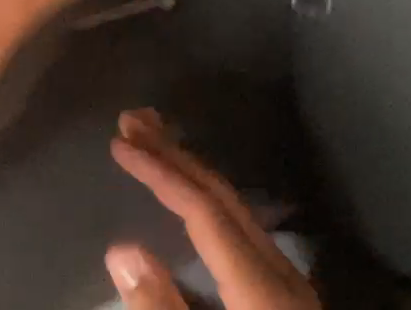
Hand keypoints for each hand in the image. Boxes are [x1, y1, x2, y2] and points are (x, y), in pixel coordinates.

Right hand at [107, 109, 321, 309]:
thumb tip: (122, 248)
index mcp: (262, 292)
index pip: (203, 211)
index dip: (160, 170)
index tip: (118, 142)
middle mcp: (281, 277)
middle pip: (224, 198)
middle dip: (176, 154)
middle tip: (133, 119)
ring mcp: (292, 290)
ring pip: (238, 210)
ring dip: (193, 171)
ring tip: (156, 144)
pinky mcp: (290, 304)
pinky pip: (243, 229)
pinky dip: (210, 200)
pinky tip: (194, 205)